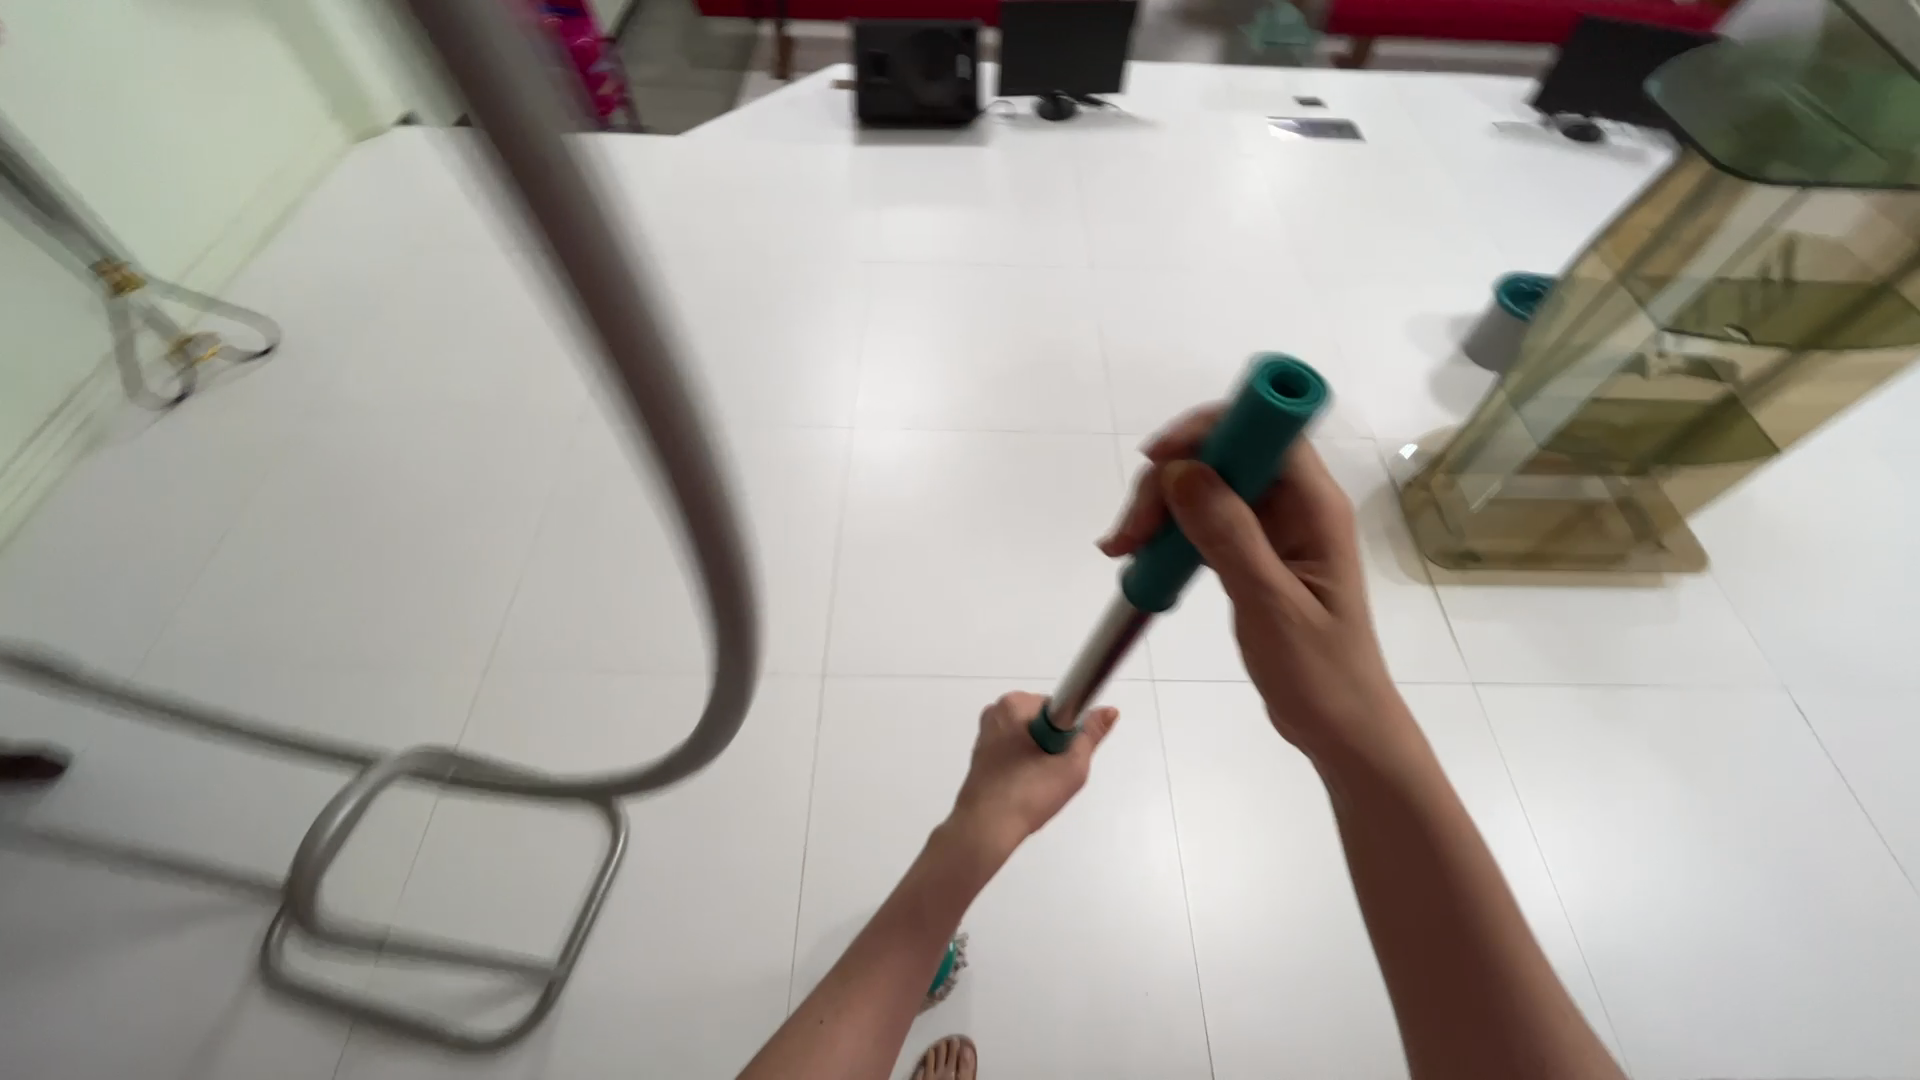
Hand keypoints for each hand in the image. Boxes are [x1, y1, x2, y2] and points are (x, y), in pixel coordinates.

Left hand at [946, 692, 1118, 856]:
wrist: (985, 829)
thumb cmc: (1029, 794)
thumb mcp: (1071, 766)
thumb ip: (1091, 735)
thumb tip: (1110, 710)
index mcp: (1013, 704)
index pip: (1057, 707)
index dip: (1068, 733)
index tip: (1064, 756)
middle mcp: (995, 711)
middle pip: (1042, 721)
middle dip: (1053, 745)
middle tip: (1053, 773)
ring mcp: (985, 732)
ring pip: (1028, 736)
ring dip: (1038, 756)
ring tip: (1036, 783)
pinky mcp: (980, 752)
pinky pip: (1013, 749)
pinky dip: (1022, 763)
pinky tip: (1023, 786)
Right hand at [1100, 406, 1412, 763]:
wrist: (1340, 727)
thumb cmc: (1319, 673)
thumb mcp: (1271, 605)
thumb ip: (1230, 536)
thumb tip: (1181, 471)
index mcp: (1314, 508)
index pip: (1264, 431)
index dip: (1208, 429)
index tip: (1156, 459)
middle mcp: (1294, 506)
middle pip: (1223, 457)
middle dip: (1167, 482)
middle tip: (1127, 538)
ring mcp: (1271, 529)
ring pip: (1205, 488)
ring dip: (1159, 510)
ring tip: (1122, 551)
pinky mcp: (1252, 553)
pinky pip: (1202, 522)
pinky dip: (1167, 535)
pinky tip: (1140, 559)